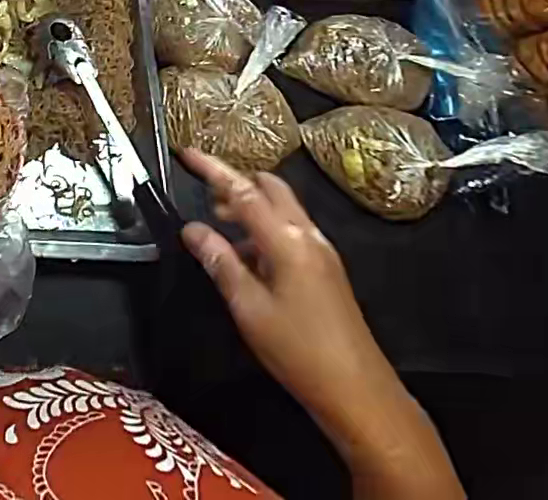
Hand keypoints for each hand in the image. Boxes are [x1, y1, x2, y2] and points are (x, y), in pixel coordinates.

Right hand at [178, 150, 398, 423]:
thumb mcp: (248, 307)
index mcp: (286, 239)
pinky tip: (246, 257)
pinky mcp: (326, 267)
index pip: (242, 190)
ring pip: (281, 207)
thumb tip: (193, 229)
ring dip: (249, 207)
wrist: (360, 394)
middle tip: (206, 195)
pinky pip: (290, 229)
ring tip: (220, 226)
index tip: (187, 153)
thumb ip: (219, 261)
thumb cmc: (300, 351)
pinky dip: (264, 228)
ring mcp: (321, 249)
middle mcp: (307, 234)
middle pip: (268, 187)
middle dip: (236, 183)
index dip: (212, 168)